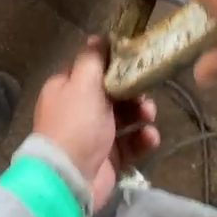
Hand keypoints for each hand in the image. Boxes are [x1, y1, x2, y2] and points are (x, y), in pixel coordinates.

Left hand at [31, 39, 160, 209]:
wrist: (69, 179)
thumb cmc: (76, 124)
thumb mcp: (82, 83)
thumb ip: (93, 59)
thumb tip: (98, 37)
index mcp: (66, 88)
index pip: (91, 69)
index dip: (112, 63)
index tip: (135, 60)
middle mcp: (79, 110)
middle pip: (112, 93)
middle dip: (133, 90)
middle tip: (146, 92)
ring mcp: (94, 135)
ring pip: (125, 117)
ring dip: (141, 113)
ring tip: (149, 115)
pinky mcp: (109, 158)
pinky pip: (131, 143)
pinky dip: (142, 139)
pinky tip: (150, 137)